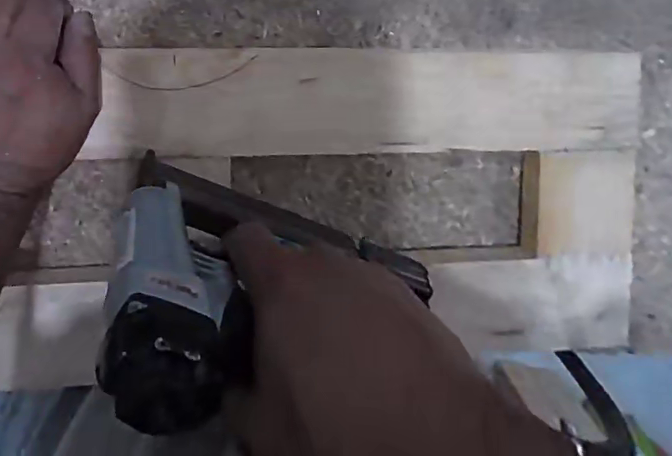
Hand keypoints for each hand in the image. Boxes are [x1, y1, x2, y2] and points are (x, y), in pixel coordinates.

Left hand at [0, 0, 100, 196]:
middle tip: (38, 45)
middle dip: (32, 15)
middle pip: (13, 2)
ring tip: (6, 44)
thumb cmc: (44, 142)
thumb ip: (84, 52)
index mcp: (26, 54)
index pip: (46, 6)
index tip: (62, 43)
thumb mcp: (85, 102)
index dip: (62, 19)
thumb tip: (79, 17)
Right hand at [224, 226, 570, 455]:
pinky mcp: (405, 290)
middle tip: (281, 341)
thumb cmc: (338, 428)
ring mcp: (369, 272)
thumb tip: (237, 383)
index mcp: (283, 284)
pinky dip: (359, 314)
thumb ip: (239, 395)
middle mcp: (325, 263)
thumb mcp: (266, 430)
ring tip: (332, 356)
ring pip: (331, 277)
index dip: (232, 253)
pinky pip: (366, 292)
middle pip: (291, 262)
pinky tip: (371, 359)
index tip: (230, 282)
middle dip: (281, 293)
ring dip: (323, 303)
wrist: (441, 435)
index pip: (245, 237)